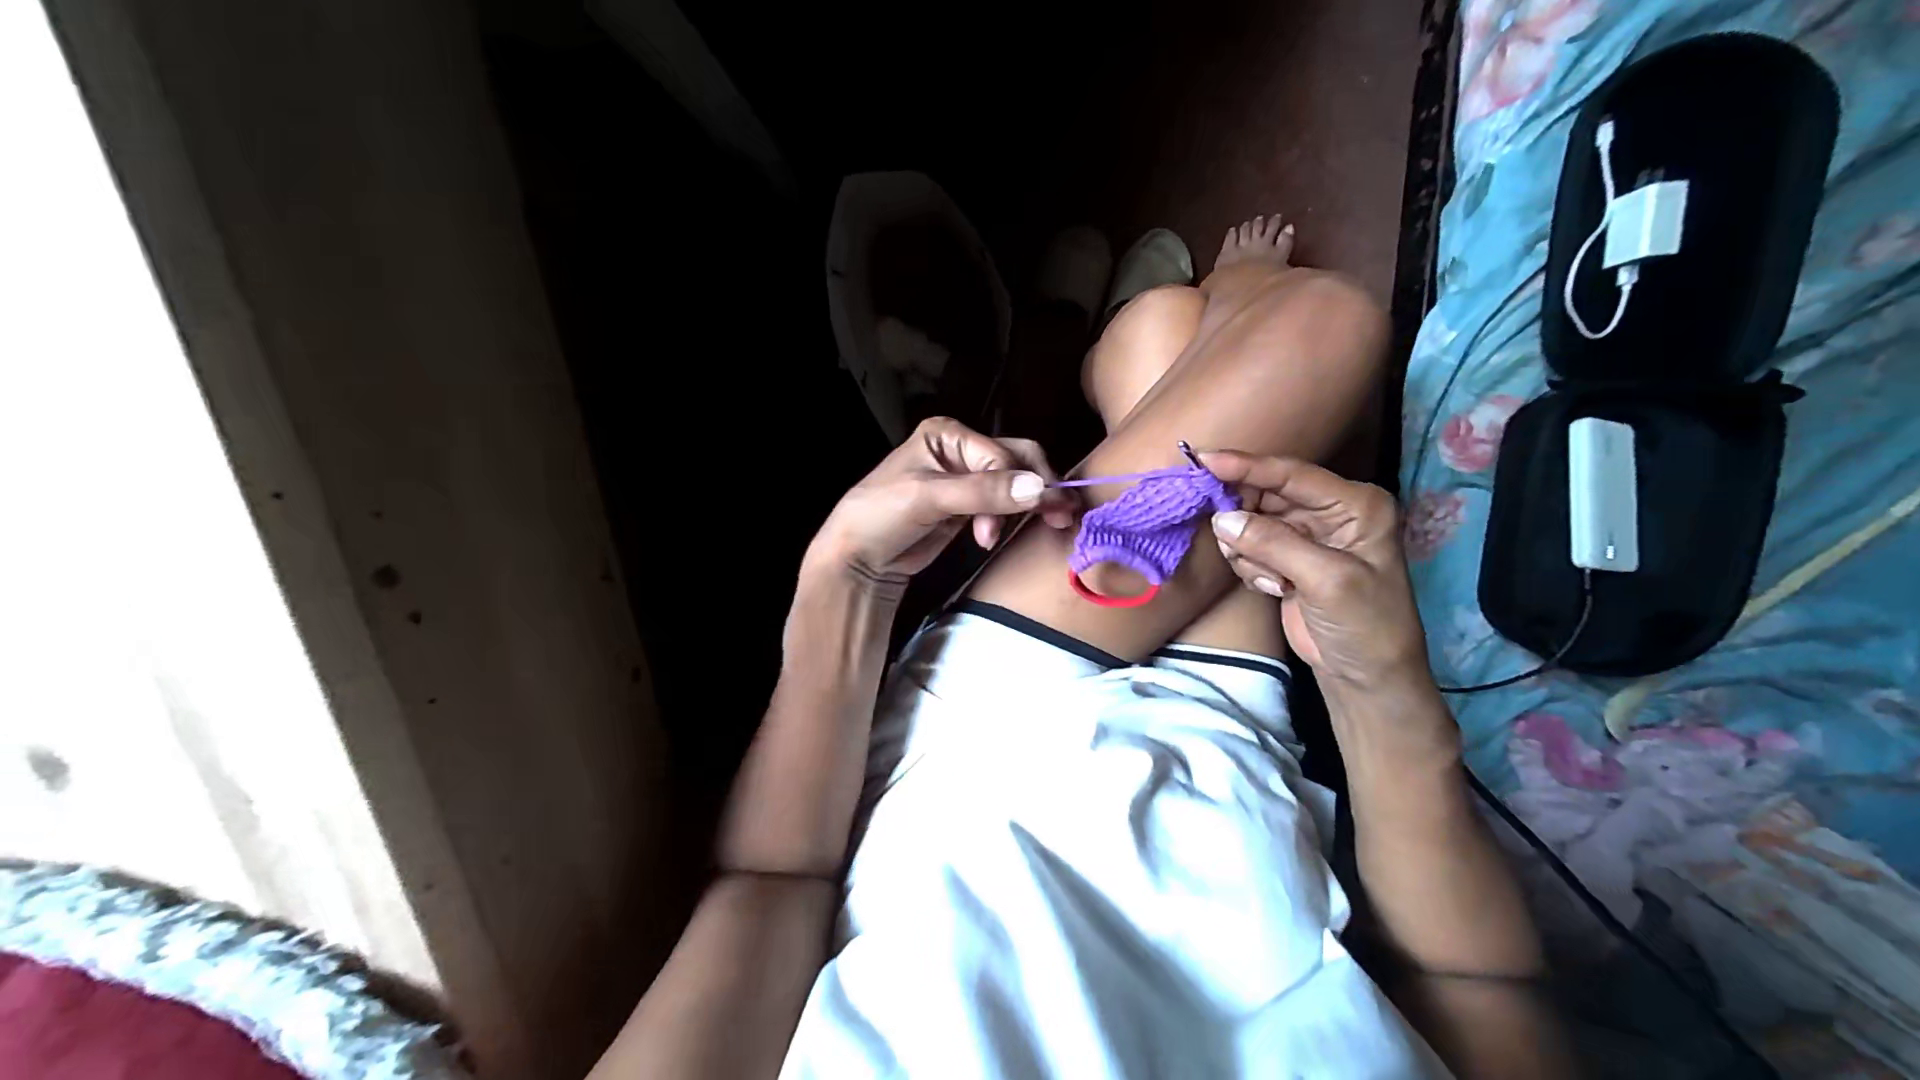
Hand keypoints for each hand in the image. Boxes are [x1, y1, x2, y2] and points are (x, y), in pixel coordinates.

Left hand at [808, 417, 1074, 587]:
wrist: (858, 557)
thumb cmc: (881, 515)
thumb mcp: (929, 498)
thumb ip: (983, 493)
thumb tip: (1039, 488)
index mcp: (948, 434)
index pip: (1000, 453)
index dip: (1014, 485)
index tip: (1003, 525)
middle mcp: (961, 450)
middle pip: (1017, 461)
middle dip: (1036, 489)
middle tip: (1059, 518)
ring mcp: (967, 479)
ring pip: (1015, 484)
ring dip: (1024, 507)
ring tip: (1030, 529)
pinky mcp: (969, 507)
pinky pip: (1003, 506)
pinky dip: (1009, 519)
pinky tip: (994, 537)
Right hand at [1198, 451, 1429, 687]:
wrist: (1365, 676)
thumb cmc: (1365, 624)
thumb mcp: (1326, 580)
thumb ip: (1274, 544)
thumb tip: (1222, 519)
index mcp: (1354, 504)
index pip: (1292, 474)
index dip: (1246, 466)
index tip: (1204, 459)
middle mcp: (1328, 512)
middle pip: (1264, 494)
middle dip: (1243, 517)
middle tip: (1230, 542)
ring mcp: (1305, 535)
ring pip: (1248, 521)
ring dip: (1246, 550)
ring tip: (1269, 580)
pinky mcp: (1285, 557)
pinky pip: (1247, 546)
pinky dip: (1249, 565)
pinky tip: (1272, 588)